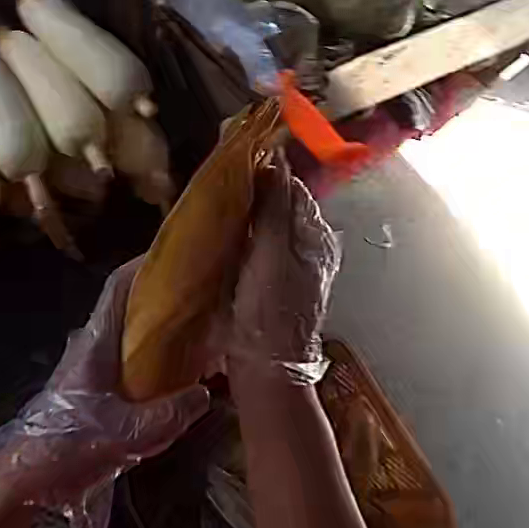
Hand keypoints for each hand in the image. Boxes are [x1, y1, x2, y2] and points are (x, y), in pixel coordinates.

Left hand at [0, 258, 210, 527]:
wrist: (26, 479)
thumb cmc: (68, 445)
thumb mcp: (124, 434)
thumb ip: (167, 414)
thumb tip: (206, 392)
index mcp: (97, 339)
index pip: (119, 285)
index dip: (145, 264)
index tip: (179, 254)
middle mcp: (96, 341)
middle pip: (132, 303)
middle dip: (165, 293)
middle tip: (205, 294)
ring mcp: (95, 362)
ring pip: (134, 329)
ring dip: (163, 324)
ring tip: (203, 329)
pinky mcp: (98, 384)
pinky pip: (133, 355)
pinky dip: (158, 353)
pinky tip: (182, 372)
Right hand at [229, 159, 339, 385]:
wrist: (265, 369)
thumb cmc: (271, 309)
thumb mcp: (273, 252)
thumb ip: (274, 206)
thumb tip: (273, 158)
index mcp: (312, 235)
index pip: (290, 186)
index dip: (266, 170)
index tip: (236, 159)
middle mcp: (303, 245)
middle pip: (277, 202)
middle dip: (252, 188)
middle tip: (220, 181)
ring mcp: (285, 263)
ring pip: (264, 222)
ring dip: (244, 209)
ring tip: (217, 201)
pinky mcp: (267, 279)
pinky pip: (253, 242)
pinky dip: (239, 231)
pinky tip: (220, 232)